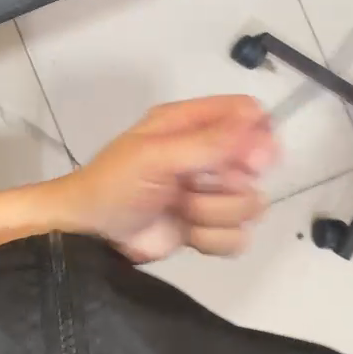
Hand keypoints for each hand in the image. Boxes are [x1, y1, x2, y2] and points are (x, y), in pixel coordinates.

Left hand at [48, 96, 276, 262]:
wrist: (93, 232)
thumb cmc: (116, 183)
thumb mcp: (155, 155)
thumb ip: (207, 142)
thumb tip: (259, 120)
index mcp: (187, 124)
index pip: (244, 114)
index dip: (257, 134)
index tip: (251, 159)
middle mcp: (204, 154)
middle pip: (255, 164)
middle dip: (228, 183)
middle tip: (196, 186)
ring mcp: (209, 193)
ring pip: (249, 203)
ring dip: (213, 213)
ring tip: (180, 208)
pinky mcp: (208, 227)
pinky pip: (238, 236)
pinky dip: (212, 239)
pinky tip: (186, 233)